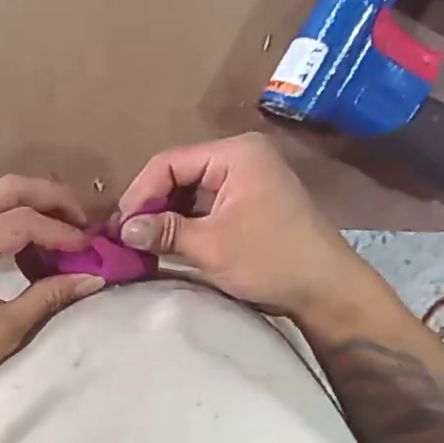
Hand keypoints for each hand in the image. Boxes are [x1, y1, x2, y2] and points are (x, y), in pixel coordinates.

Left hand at [0, 176, 106, 395]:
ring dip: (30, 203)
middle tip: (82, 217)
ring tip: (63, 225)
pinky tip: (31, 238)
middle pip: (8, 189)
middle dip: (51, 197)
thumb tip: (93, 278)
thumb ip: (48, 296)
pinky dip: (9, 216)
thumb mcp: (6, 327)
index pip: (24, 220)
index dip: (61, 232)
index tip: (88, 248)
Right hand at [115, 134, 377, 317]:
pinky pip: (202, 205)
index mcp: (235, 154)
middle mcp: (239, 158)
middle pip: (177, 174)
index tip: (120, 228)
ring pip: (187, 191)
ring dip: (163, 216)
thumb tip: (123, 230)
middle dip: (149, 205)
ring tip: (140, 242)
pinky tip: (165, 243)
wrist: (323, 288)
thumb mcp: (210, 246)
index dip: (139, 194)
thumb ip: (164, 232)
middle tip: (126, 237)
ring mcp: (245, 180)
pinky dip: (181, 222)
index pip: (169, 163)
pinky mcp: (246, 202)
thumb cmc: (269, 260)